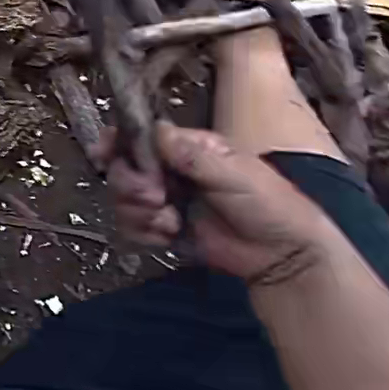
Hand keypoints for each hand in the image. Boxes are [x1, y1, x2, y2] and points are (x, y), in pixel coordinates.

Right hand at [105, 122, 343, 286]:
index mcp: (185, 148)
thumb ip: (193, 155)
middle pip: (122, 167)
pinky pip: (129, 225)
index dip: (116, 142)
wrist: (284, 259)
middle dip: (130, 184)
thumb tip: (154, 130)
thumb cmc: (270, 206)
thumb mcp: (237, 174)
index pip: (138, 135)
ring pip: (121, 197)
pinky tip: (166, 235)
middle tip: (156, 198)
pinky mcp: (159, 227)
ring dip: (138, 211)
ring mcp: (161, 199)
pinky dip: (143, 231)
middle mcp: (167, 169)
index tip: (103, 154)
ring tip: (168, 222)